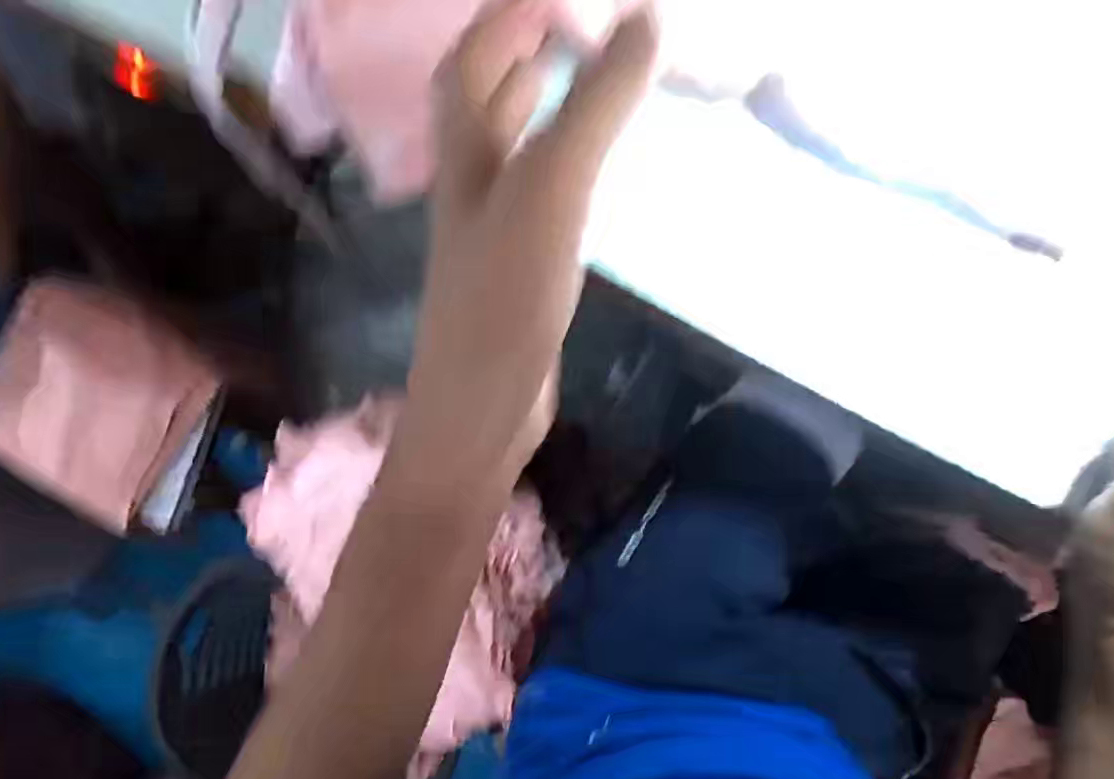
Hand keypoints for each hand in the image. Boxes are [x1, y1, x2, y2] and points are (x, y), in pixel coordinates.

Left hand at [402, 0, 658, 482]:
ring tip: (574, 99)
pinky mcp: (515, 288)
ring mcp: (491, 245)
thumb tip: (647, 21)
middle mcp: (470, 194)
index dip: (503, 21)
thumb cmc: (506, 296)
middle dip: (514, 64)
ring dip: (534, 124)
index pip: (471, 65)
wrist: (484, 405)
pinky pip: (533, 216)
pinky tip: (581, 197)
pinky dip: (554, 187)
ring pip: (508, 165)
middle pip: (480, 112)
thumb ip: (595, 109)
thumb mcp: (551, 190)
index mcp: (465, 160)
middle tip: (562, 37)